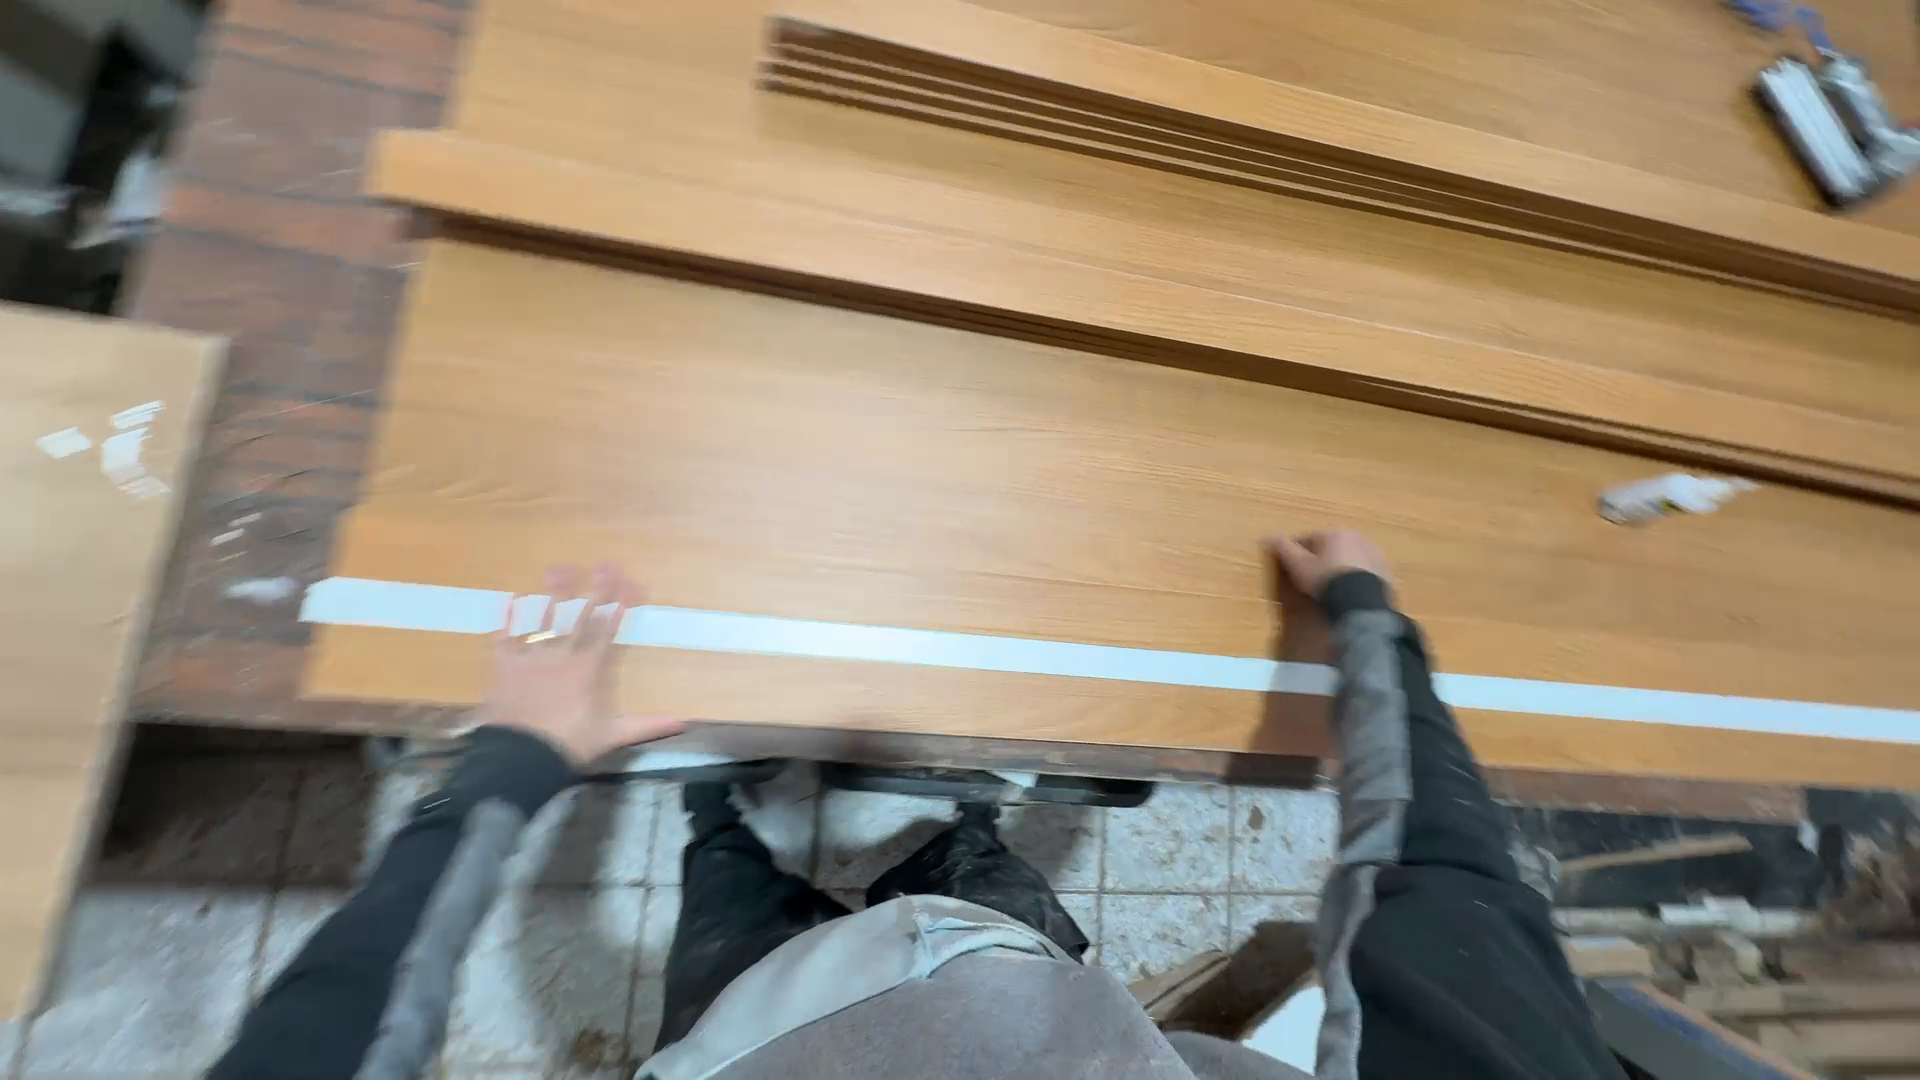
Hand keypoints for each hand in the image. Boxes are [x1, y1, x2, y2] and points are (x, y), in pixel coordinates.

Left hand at [478, 563, 685, 766]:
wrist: (517, 759)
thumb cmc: (568, 745)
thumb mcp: (612, 736)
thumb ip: (647, 725)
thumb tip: (684, 723)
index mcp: (588, 669)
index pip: (608, 631)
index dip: (621, 606)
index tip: (634, 585)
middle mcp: (561, 656)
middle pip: (581, 617)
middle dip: (595, 589)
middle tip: (606, 564)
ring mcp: (531, 658)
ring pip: (545, 619)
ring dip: (554, 593)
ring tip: (560, 567)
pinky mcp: (503, 668)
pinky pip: (505, 639)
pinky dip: (508, 619)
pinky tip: (510, 598)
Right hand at [1267, 529, 1389, 599]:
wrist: (1361, 601)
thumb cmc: (1325, 578)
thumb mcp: (1297, 565)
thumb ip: (1283, 549)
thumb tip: (1266, 535)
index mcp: (1334, 532)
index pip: (1308, 538)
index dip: (1296, 553)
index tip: (1290, 568)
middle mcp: (1356, 537)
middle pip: (1331, 546)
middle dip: (1320, 558)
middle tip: (1311, 578)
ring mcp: (1374, 554)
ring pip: (1349, 558)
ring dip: (1339, 567)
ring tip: (1330, 587)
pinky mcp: (1385, 572)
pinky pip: (1364, 571)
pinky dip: (1355, 577)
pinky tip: (1347, 592)